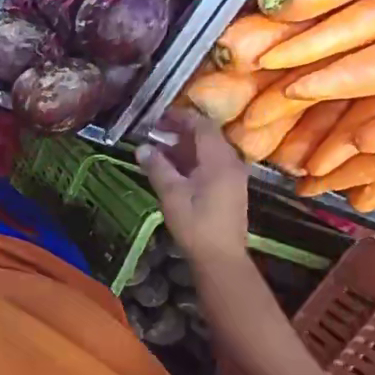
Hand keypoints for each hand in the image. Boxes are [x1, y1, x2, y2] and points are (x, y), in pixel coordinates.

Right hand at [137, 109, 249, 262]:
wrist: (221, 258)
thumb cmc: (195, 224)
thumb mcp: (171, 193)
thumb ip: (157, 167)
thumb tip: (141, 147)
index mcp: (219, 159)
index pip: (202, 125)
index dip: (180, 117)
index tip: (158, 116)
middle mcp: (231, 162)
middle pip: (207, 135)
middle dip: (181, 130)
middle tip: (155, 130)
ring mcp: (233, 176)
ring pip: (209, 150)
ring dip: (185, 146)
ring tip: (160, 148)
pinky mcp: (230, 189)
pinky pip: (212, 163)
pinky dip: (192, 159)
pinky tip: (174, 168)